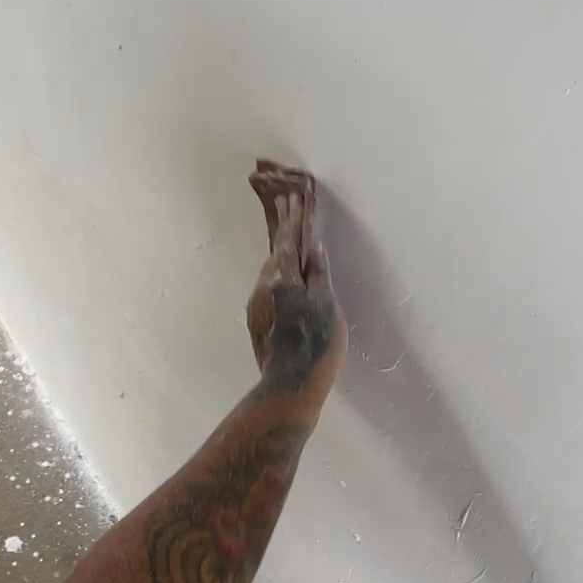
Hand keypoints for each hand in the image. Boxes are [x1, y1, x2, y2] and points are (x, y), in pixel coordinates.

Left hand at [245, 160, 346, 396]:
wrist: (290, 386)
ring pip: (271, 274)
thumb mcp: (326, 305)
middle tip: (285, 205)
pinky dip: (279, 279)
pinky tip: (287, 283)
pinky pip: (269, 292)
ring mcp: (257, 307)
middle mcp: (263, 288)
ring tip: (289, 242)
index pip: (287, 240)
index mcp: (281, 277)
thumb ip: (318, 275)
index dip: (292, 218)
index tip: (291, 196)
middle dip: (282, 231)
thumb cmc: (315, 344)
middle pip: (275, 254)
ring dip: (280, 257)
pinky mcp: (257, 325)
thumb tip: (313, 247)